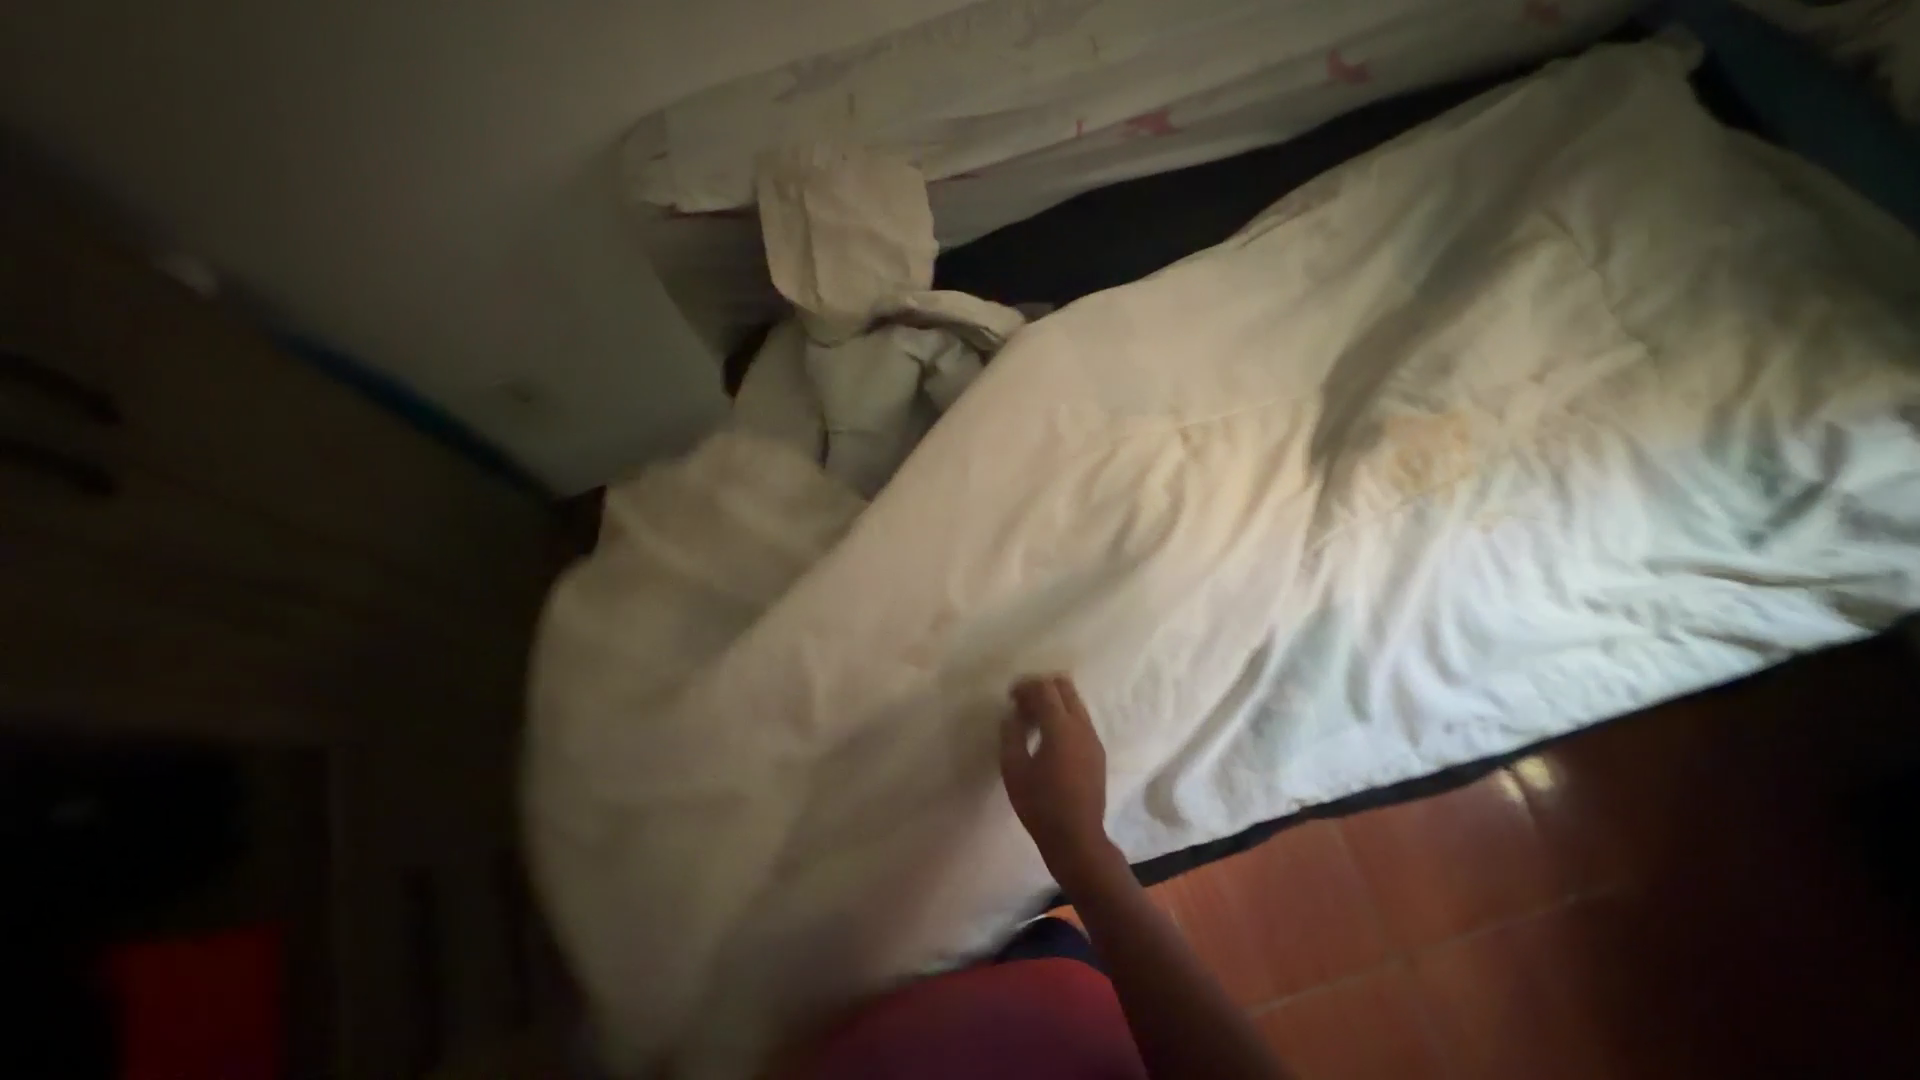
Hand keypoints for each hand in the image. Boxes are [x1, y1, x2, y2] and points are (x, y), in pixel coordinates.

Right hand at [1000, 674, 1123, 891]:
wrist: (1076, 837)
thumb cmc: (1039, 805)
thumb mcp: (1014, 770)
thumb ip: (1011, 735)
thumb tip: (1012, 715)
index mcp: (1060, 727)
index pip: (1044, 689)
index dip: (1025, 686)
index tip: (1010, 696)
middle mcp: (1081, 726)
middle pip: (1065, 687)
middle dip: (1042, 687)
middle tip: (1022, 703)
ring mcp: (1093, 738)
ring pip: (1076, 702)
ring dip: (1055, 702)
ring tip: (1033, 720)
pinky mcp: (1097, 752)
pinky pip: (1081, 720)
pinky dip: (1064, 716)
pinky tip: (1049, 737)